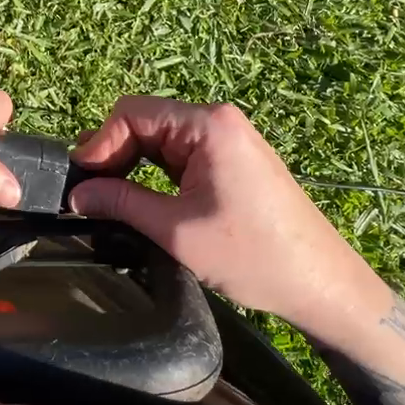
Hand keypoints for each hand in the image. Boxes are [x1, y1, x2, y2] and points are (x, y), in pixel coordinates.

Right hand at [68, 96, 378, 333]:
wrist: (329, 290)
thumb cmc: (255, 257)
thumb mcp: (176, 231)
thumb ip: (120, 202)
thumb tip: (75, 194)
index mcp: (208, 125)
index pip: (132, 113)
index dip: (100, 142)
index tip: (80, 177)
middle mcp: (218, 120)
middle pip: (144, 120)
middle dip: (113, 152)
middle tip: (89, 188)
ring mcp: (228, 138)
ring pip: (159, 137)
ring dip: (132, 161)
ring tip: (107, 194)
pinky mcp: (233, 158)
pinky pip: (179, 151)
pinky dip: (154, 169)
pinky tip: (139, 193)